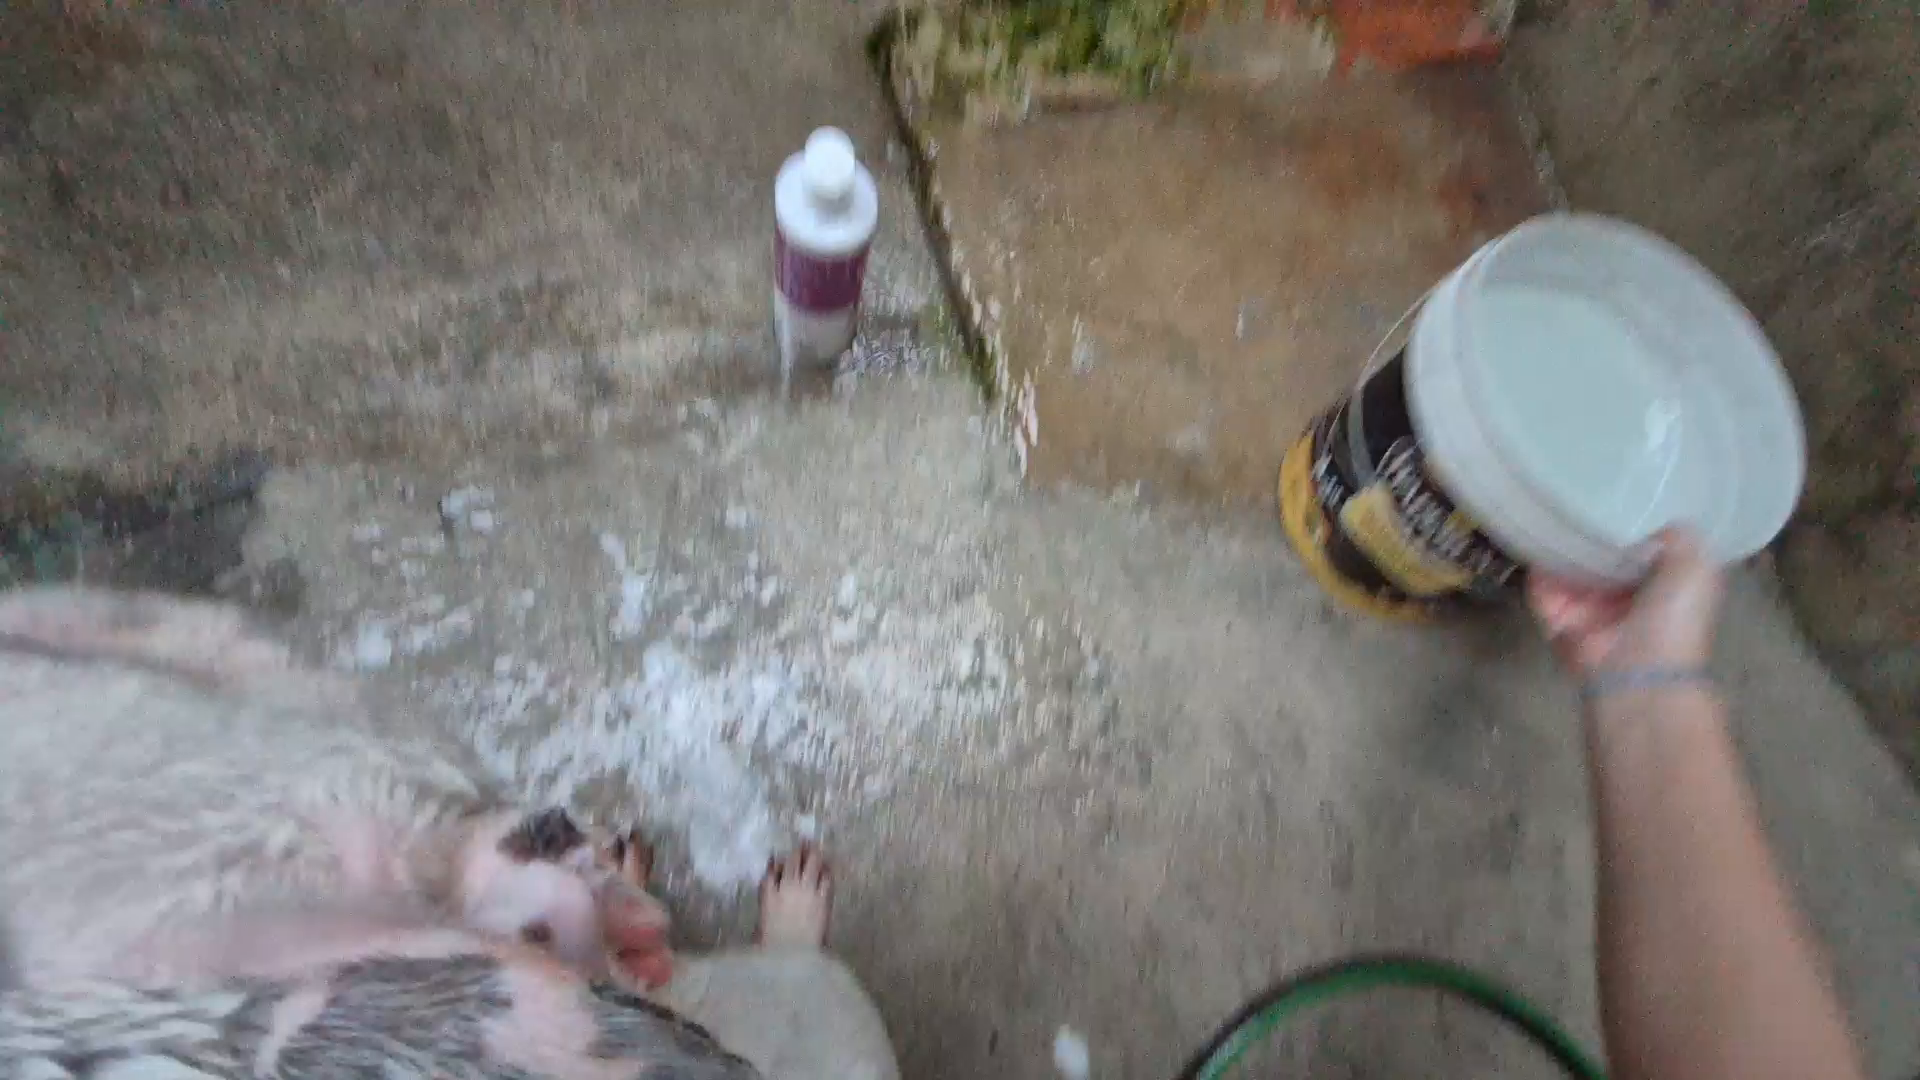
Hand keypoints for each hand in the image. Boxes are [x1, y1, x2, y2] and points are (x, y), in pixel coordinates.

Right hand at [1526, 527, 1725, 676]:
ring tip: (1551, 521)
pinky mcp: (1554, 615)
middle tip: (1575, 507)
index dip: (1630, 530)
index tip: (1617, 503)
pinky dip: (1538, 574)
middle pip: (1597, 558)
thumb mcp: (1695, 574)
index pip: (1639, 551)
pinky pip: (1541, 589)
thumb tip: (1657, 524)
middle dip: (1587, 537)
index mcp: (1657, 585)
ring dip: (1557, 551)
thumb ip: (1680, 542)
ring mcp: (1584, 605)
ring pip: (1565, 570)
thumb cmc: (1673, 619)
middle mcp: (1620, 594)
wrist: (1637, 666)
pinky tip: (1537, 550)